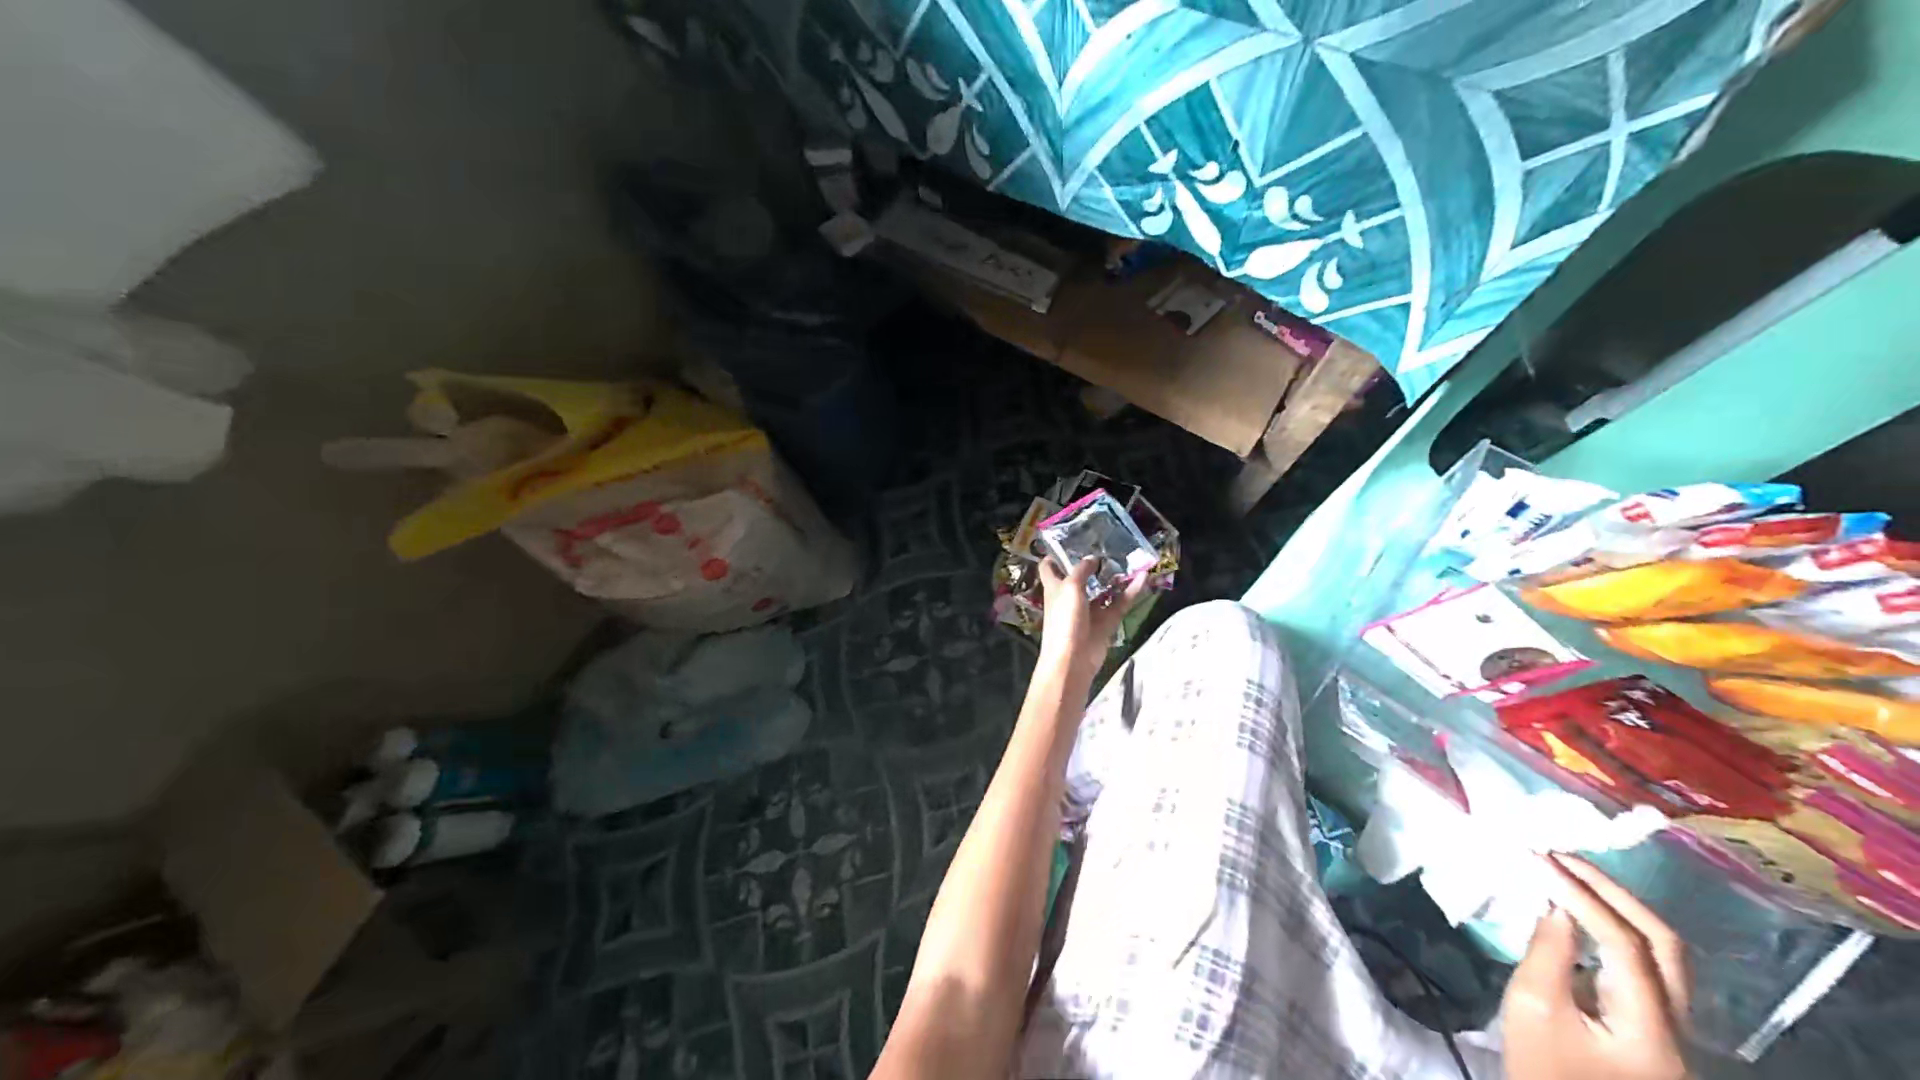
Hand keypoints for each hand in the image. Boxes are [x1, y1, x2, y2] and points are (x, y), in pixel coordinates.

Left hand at [1038, 557, 1146, 674]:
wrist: (1073, 660)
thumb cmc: (1064, 620)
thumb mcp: (1070, 588)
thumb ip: (1081, 570)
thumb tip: (1092, 558)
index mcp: (1055, 588)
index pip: (1049, 568)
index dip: (1055, 555)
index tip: (1069, 541)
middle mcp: (1070, 598)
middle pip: (1080, 577)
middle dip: (1093, 565)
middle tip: (1109, 547)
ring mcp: (1088, 611)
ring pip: (1104, 591)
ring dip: (1115, 578)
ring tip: (1130, 559)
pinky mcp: (1105, 623)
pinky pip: (1119, 604)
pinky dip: (1130, 592)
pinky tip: (1143, 577)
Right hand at [1504, 855, 1691, 1079]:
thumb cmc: (1544, 1069)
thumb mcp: (1534, 1010)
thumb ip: (1548, 952)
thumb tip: (1556, 905)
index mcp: (1653, 1026)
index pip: (1625, 942)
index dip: (1582, 895)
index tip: (1538, 858)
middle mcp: (1679, 1025)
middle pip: (1664, 944)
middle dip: (1611, 892)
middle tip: (1561, 857)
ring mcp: (1671, 1028)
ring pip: (1661, 954)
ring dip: (1616, 906)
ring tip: (1569, 874)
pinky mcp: (1652, 1027)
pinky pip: (1644, 966)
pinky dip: (1613, 928)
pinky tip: (1579, 912)